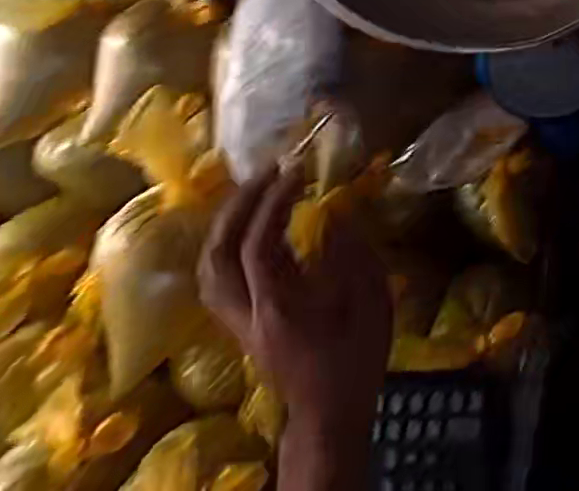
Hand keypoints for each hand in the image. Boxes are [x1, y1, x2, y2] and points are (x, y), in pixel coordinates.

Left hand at [199, 168, 391, 427]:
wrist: (329, 409)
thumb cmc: (356, 355)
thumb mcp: (369, 301)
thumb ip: (350, 255)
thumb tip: (335, 215)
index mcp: (277, 306)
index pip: (257, 246)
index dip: (273, 202)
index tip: (297, 169)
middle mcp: (245, 312)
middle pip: (218, 254)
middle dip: (239, 206)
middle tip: (269, 171)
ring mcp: (237, 320)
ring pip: (210, 266)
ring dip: (229, 223)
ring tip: (257, 191)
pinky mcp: (241, 323)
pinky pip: (220, 275)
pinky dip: (231, 242)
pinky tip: (255, 226)